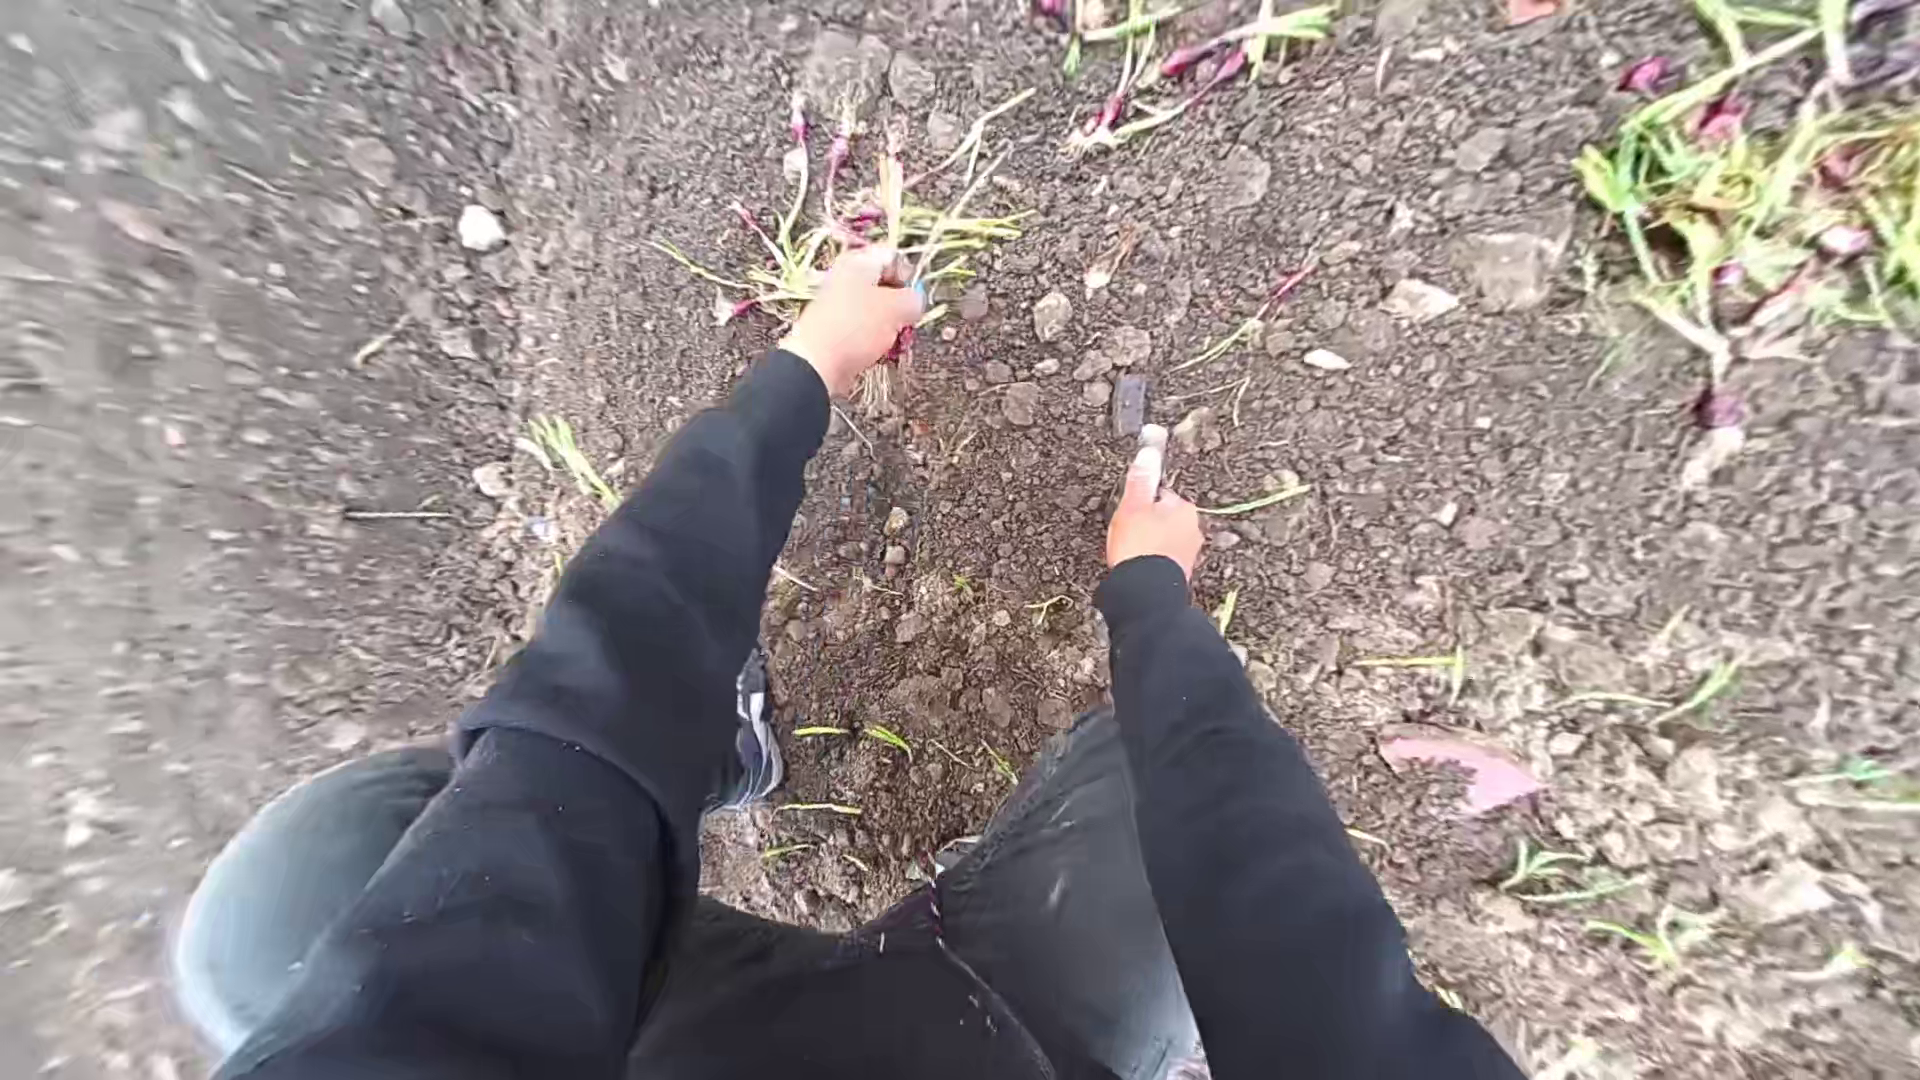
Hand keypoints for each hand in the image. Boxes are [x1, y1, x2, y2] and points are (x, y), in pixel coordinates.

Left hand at [779, 246, 924, 397]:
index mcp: (858, 263)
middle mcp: (847, 279)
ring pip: (876, 311)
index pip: (893, 257)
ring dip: (890, 326)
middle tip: (905, 322)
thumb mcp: (896, 308)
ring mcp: (840, 305)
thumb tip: (916, 301)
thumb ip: (913, 300)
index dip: (909, 277)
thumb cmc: (856, 328)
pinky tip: (878, 352)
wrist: (817, 363)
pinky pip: (864, 330)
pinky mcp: (837, 330)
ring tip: (893, 341)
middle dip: (900, 306)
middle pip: (885, 286)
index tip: (914, 299)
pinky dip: (875, 339)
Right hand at [1106, 462, 1202, 579]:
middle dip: (1147, 524)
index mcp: (1184, 509)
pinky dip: (1152, 561)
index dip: (1140, 503)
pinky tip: (1138, 566)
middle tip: (1126, 534)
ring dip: (1150, 544)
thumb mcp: (1132, 506)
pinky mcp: (1181, 573)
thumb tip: (1148, 452)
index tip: (1128, 513)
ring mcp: (1189, 553)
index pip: (1161, 496)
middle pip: (1164, 518)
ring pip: (1165, 539)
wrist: (1145, 591)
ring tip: (1130, 553)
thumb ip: (1141, 480)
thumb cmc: (1138, 546)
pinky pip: (1164, 559)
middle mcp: (1193, 529)